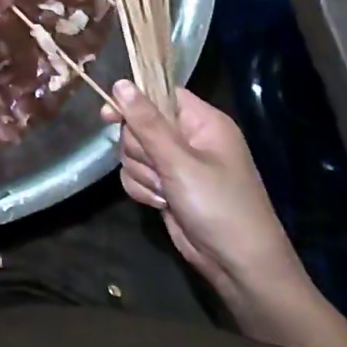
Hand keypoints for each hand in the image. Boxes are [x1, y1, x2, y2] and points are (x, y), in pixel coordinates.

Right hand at [100, 82, 307, 299]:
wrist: (237, 262)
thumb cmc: (218, 204)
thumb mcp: (179, 161)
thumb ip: (146, 122)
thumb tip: (121, 83)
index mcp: (203, 123)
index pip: (161, 94)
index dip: (133, 101)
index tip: (110, 116)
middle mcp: (189, 138)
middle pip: (139, 124)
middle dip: (139, 149)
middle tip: (157, 166)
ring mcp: (177, 163)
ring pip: (132, 152)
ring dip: (140, 172)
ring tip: (164, 191)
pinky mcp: (165, 185)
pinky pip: (135, 174)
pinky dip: (141, 188)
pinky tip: (160, 202)